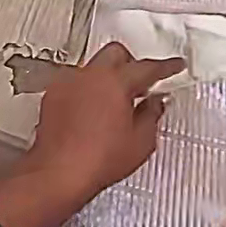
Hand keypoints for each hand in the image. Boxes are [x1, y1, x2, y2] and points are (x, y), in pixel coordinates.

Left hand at [16, 44, 182, 205]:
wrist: (58, 172)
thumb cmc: (95, 159)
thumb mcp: (141, 140)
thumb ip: (152, 113)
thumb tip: (155, 103)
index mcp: (115, 82)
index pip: (147, 67)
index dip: (165, 67)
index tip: (174, 66)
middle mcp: (87, 77)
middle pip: (115, 54)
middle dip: (132, 64)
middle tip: (142, 84)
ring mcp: (66, 84)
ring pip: (92, 67)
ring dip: (106, 77)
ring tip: (116, 101)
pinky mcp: (51, 96)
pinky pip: (73, 83)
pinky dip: (86, 90)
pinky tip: (92, 110)